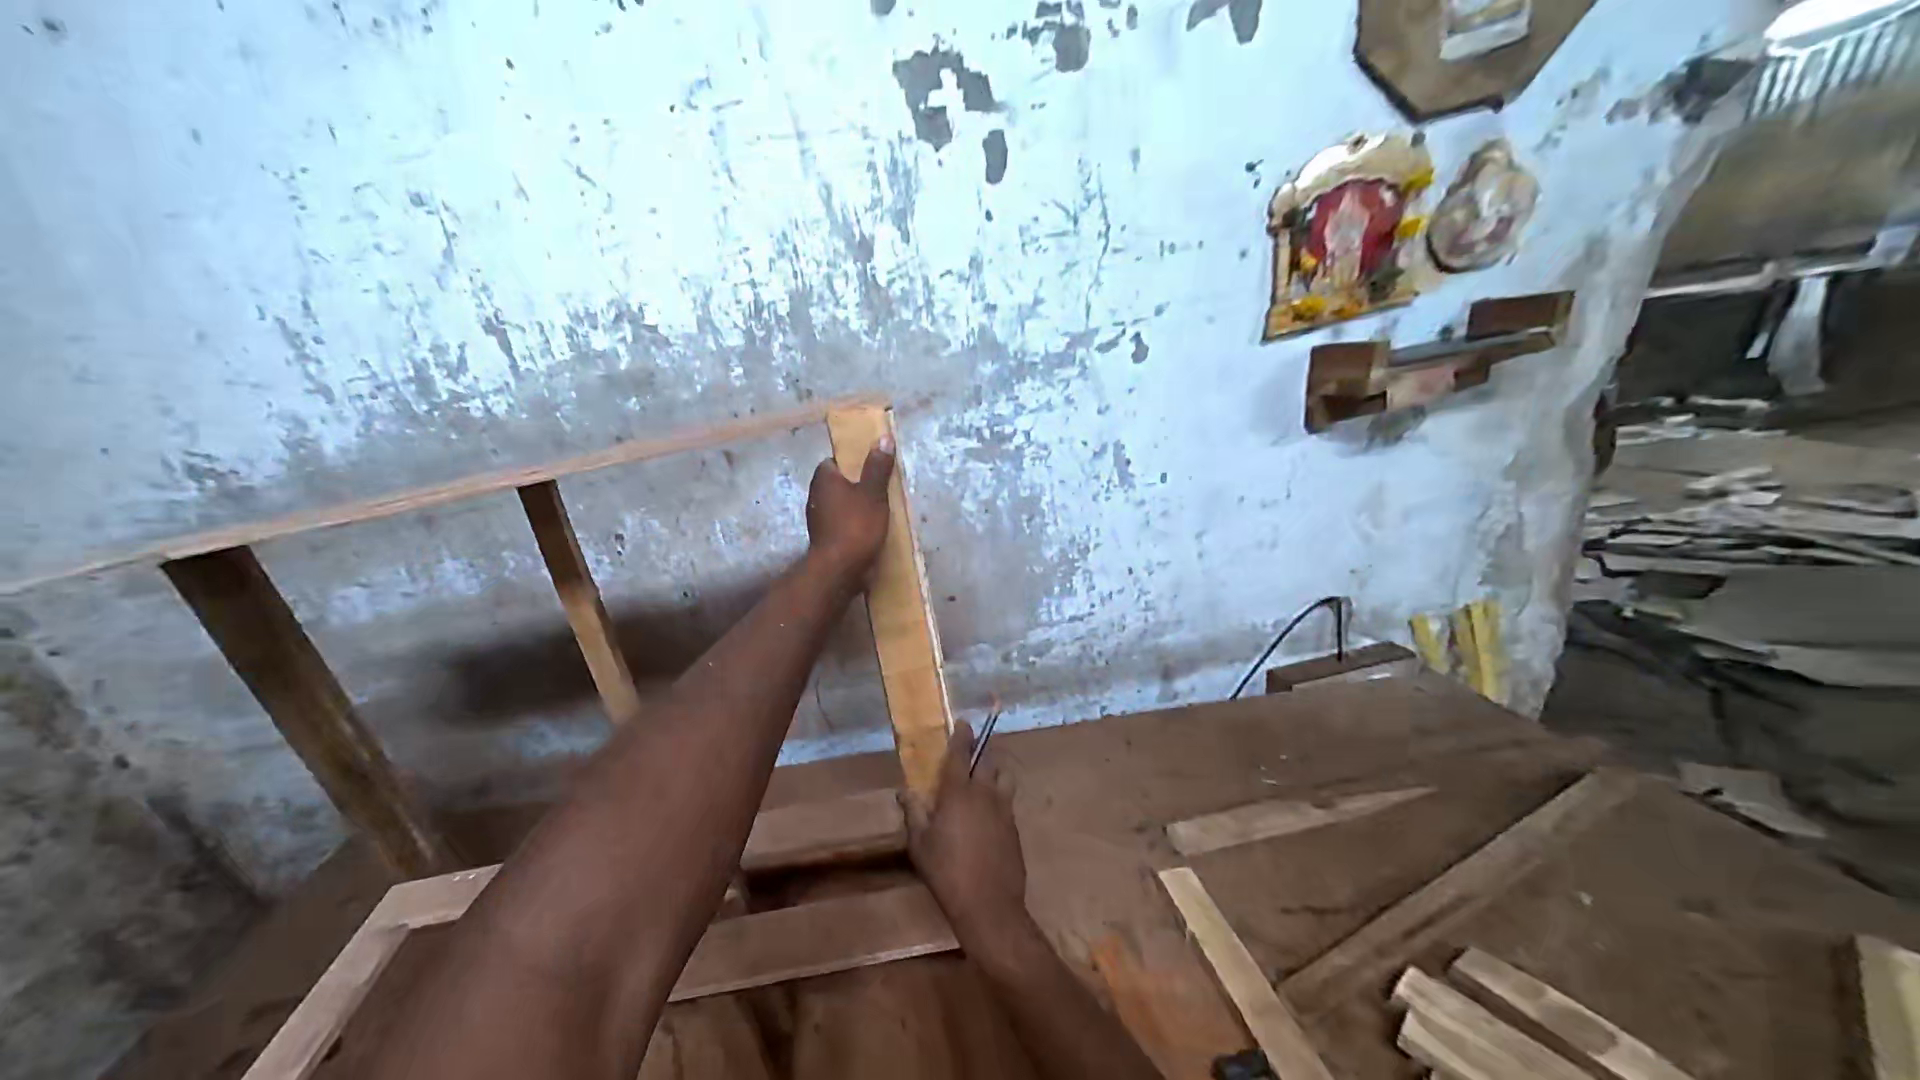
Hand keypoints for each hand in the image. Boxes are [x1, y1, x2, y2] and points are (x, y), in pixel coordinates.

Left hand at [806, 438, 893, 579]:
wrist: (839, 569)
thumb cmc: (856, 526)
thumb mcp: (873, 493)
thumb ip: (877, 467)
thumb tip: (883, 438)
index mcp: (823, 480)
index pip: (832, 462)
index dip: (850, 462)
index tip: (869, 467)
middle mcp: (815, 497)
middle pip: (835, 484)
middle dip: (853, 484)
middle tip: (877, 487)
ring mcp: (817, 520)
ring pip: (837, 505)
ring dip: (852, 506)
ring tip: (876, 509)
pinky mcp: (823, 539)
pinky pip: (839, 524)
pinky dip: (850, 524)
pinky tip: (867, 530)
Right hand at [903, 724, 1026, 930]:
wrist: (989, 904)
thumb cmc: (946, 872)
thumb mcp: (920, 844)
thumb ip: (913, 813)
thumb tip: (904, 791)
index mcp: (958, 792)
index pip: (960, 754)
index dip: (962, 736)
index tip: (963, 723)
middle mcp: (984, 793)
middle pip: (987, 760)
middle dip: (979, 751)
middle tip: (970, 751)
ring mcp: (1004, 809)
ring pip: (1004, 777)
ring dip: (994, 771)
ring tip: (983, 777)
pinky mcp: (1014, 826)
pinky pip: (1007, 800)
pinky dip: (999, 795)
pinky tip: (988, 812)